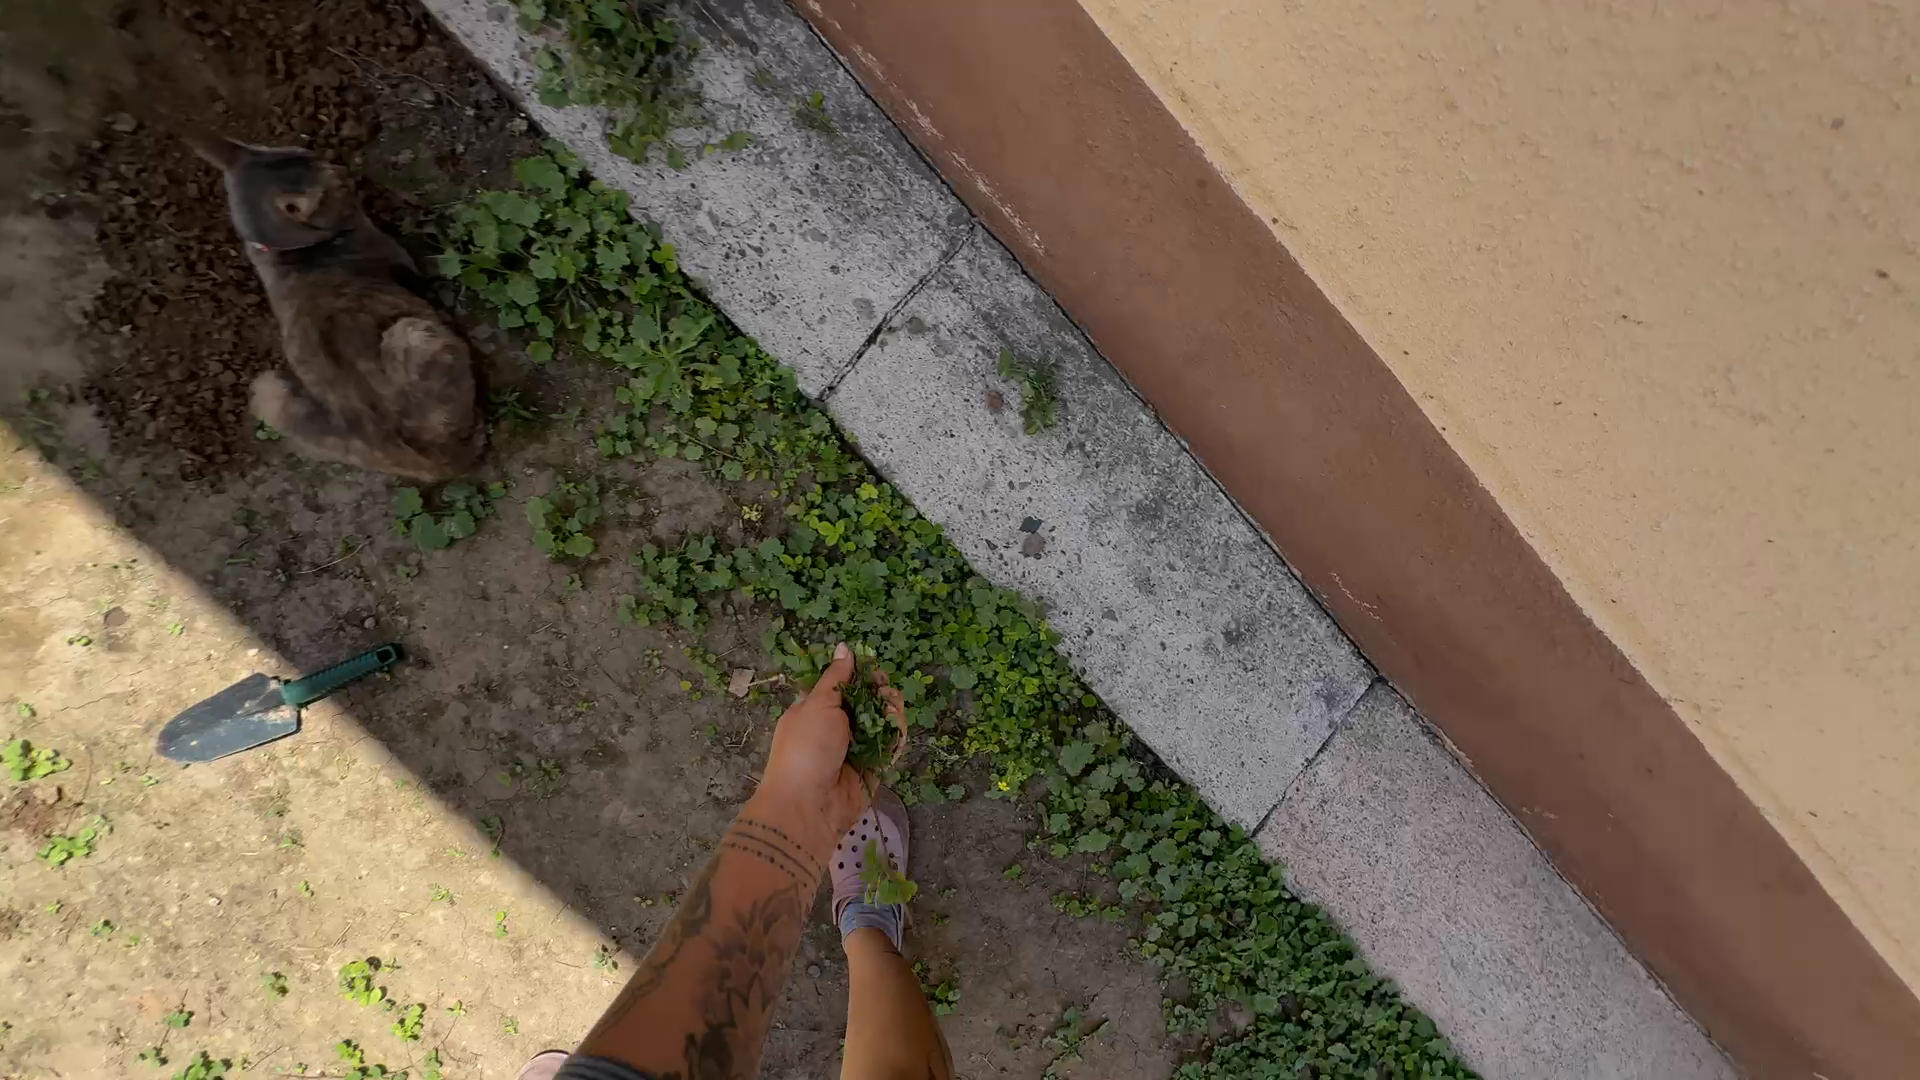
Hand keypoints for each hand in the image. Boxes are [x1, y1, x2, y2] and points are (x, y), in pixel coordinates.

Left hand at [753, 643, 905, 861]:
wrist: (808, 805)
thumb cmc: (806, 747)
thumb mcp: (818, 703)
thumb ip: (837, 677)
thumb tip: (844, 646)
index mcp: (815, 709)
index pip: (842, 685)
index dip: (858, 673)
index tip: (871, 665)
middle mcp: (836, 727)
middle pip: (867, 701)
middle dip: (879, 689)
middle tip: (883, 685)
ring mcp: (856, 748)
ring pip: (882, 721)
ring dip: (890, 708)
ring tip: (890, 704)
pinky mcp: (874, 767)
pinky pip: (891, 744)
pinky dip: (896, 732)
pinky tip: (896, 722)